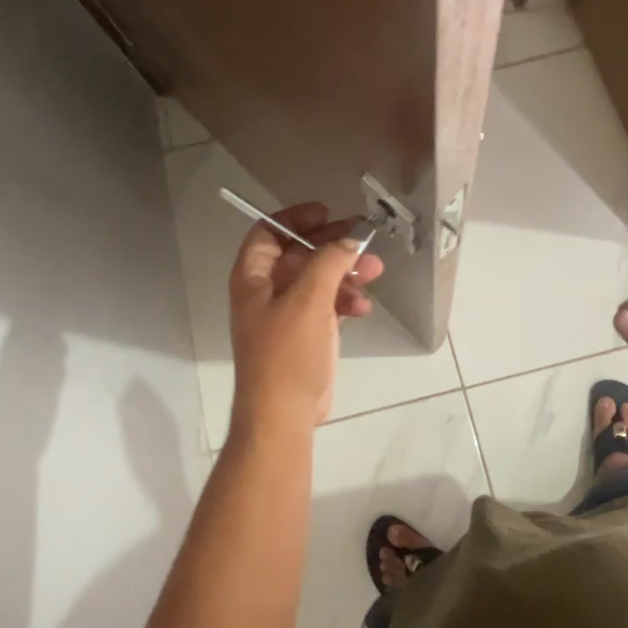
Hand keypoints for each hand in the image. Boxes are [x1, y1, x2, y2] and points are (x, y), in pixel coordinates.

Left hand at [227, 202, 384, 436]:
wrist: (283, 415)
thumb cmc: (286, 353)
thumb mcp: (308, 299)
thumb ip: (329, 261)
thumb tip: (350, 239)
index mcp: (252, 278)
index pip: (268, 232)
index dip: (295, 218)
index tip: (327, 212)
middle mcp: (265, 291)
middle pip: (299, 253)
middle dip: (331, 245)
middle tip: (363, 237)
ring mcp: (286, 314)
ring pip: (318, 279)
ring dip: (345, 272)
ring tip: (375, 271)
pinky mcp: (305, 334)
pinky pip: (327, 305)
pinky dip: (345, 301)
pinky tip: (363, 307)